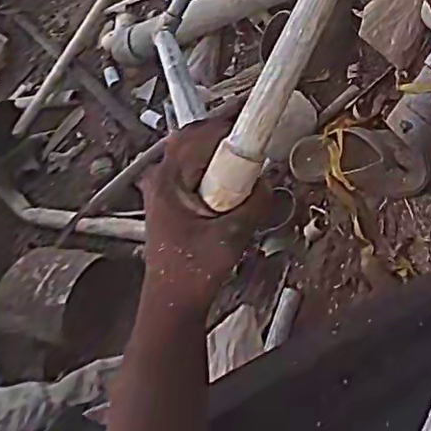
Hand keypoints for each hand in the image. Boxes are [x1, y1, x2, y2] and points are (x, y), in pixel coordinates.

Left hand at [138, 118, 270, 312]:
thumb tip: (268, 181)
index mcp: (168, 182)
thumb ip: (255, 203)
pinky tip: (232, 177)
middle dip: (224, 131)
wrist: (173, 306)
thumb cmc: (191, 276)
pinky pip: (195, 165)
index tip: (253, 124)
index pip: (199, 135)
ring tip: (244, 156)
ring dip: (219, 146)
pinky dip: (215, 162)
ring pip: (193, 148)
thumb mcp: (232, 237)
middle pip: (193, 134)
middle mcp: (162, 178)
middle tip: (251, 137)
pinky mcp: (173, 197)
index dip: (228, 126)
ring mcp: (165, 187)